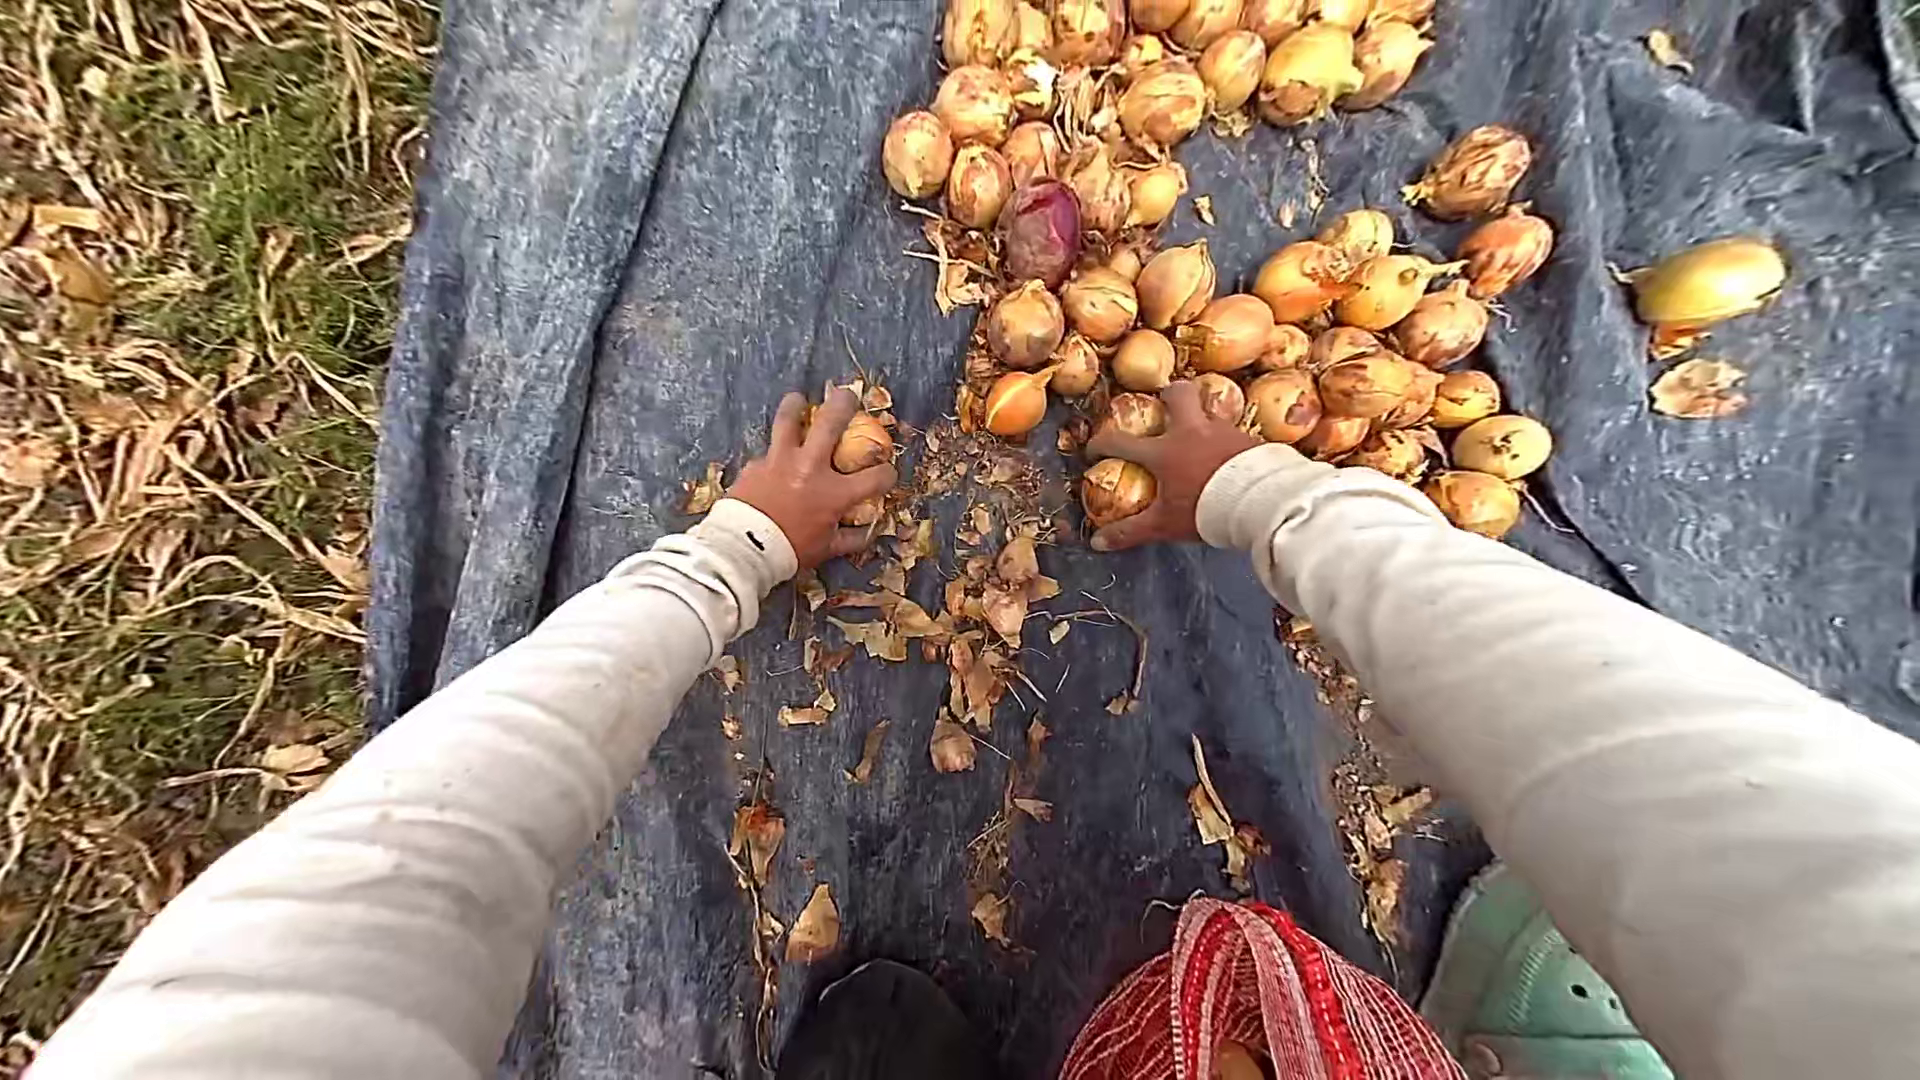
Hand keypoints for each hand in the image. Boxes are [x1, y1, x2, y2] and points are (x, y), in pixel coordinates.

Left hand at [728, 388, 898, 568]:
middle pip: (831, 424)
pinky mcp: (756, 465)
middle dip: (843, 405)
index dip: (887, 474)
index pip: (875, 477)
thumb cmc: (790, 551)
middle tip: (847, 394)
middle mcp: (811, 468)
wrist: (743, 549)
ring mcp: (781, 462)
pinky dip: (772, 453)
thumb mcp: (826, 549)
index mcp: (835, 493)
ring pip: (789, 421)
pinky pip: (766, 453)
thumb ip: (850, 538)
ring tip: (797, 398)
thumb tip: (868, 533)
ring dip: (795, 406)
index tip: (887, 474)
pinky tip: (773, 458)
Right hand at [1085, 379, 1260, 551]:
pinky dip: (1226, 439)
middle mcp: (1192, 432)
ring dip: (1202, 416)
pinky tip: (1227, 455)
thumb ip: (1131, 532)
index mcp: (1164, 452)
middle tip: (1164, 405)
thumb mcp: (1164, 524)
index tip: (1095, 449)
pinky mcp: (1250, 439)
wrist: (1262, 503)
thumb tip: (1097, 543)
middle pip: (1178, 395)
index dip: (1102, 443)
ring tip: (1199, 433)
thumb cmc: (1206, 510)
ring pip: (1210, 409)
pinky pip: (1234, 431)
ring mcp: (1223, 432)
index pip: (1122, 441)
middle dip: (1168, 395)